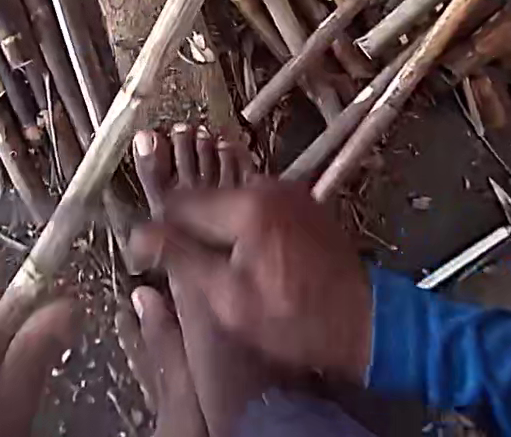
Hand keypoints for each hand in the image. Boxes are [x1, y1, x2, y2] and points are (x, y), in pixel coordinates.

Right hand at [130, 179, 372, 383]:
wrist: (369, 324)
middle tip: (194, 259)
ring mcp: (285, 188)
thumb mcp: (230, 300)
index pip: (181, 202)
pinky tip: (247, 249)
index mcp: (244, 206)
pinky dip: (242, 219)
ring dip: (217, 221)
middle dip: (192, 224)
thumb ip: (181, 260)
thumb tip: (140, 234)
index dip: (163, 227)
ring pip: (228, 197)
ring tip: (224, 259)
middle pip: (205, 196)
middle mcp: (264, 185)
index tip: (154, 250)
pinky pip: (253, 199)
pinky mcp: (299, 197)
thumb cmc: (297, 321)